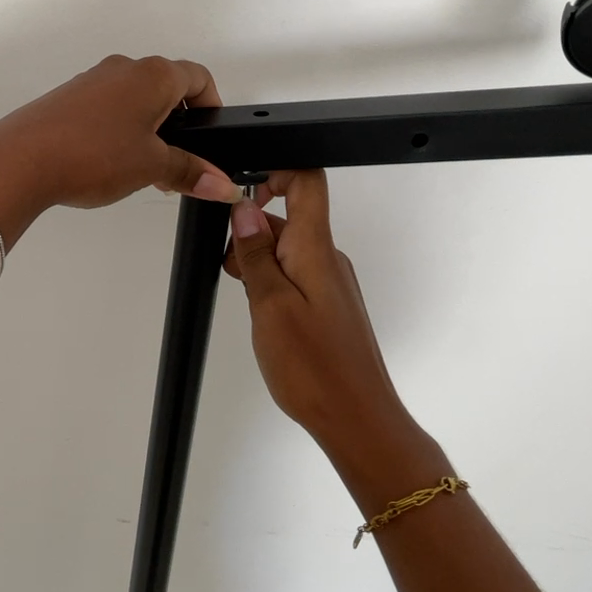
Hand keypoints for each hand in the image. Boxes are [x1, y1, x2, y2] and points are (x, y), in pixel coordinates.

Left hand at [0, 55, 242, 228]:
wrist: (21, 161)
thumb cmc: (89, 154)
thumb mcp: (152, 167)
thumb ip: (190, 171)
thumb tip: (221, 184)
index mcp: (152, 74)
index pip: (198, 77)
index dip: (210, 106)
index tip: (210, 135)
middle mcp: (122, 69)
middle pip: (164, 89)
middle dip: (177, 127)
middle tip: (177, 164)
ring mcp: (90, 82)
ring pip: (133, 101)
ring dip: (145, 132)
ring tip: (141, 172)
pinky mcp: (67, 100)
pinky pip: (104, 110)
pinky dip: (116, 132)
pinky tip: (107, 165)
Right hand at [225, 170, 416, 453]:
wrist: (356, 418)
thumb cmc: (315, 369)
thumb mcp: (269, 306)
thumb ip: (254, 255)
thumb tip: (243, 212)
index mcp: (316, 249)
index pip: (306, 181)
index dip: (274, 172)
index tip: (242, 193)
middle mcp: (328, 259)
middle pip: (287, 217)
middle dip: (249, 235)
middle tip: (235, 274)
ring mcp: (330, 282)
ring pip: (286, 249)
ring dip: (258, 264)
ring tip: (250, 303)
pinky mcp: (328, 304)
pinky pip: (294, 275)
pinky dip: (271, 284)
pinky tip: (263, 316)